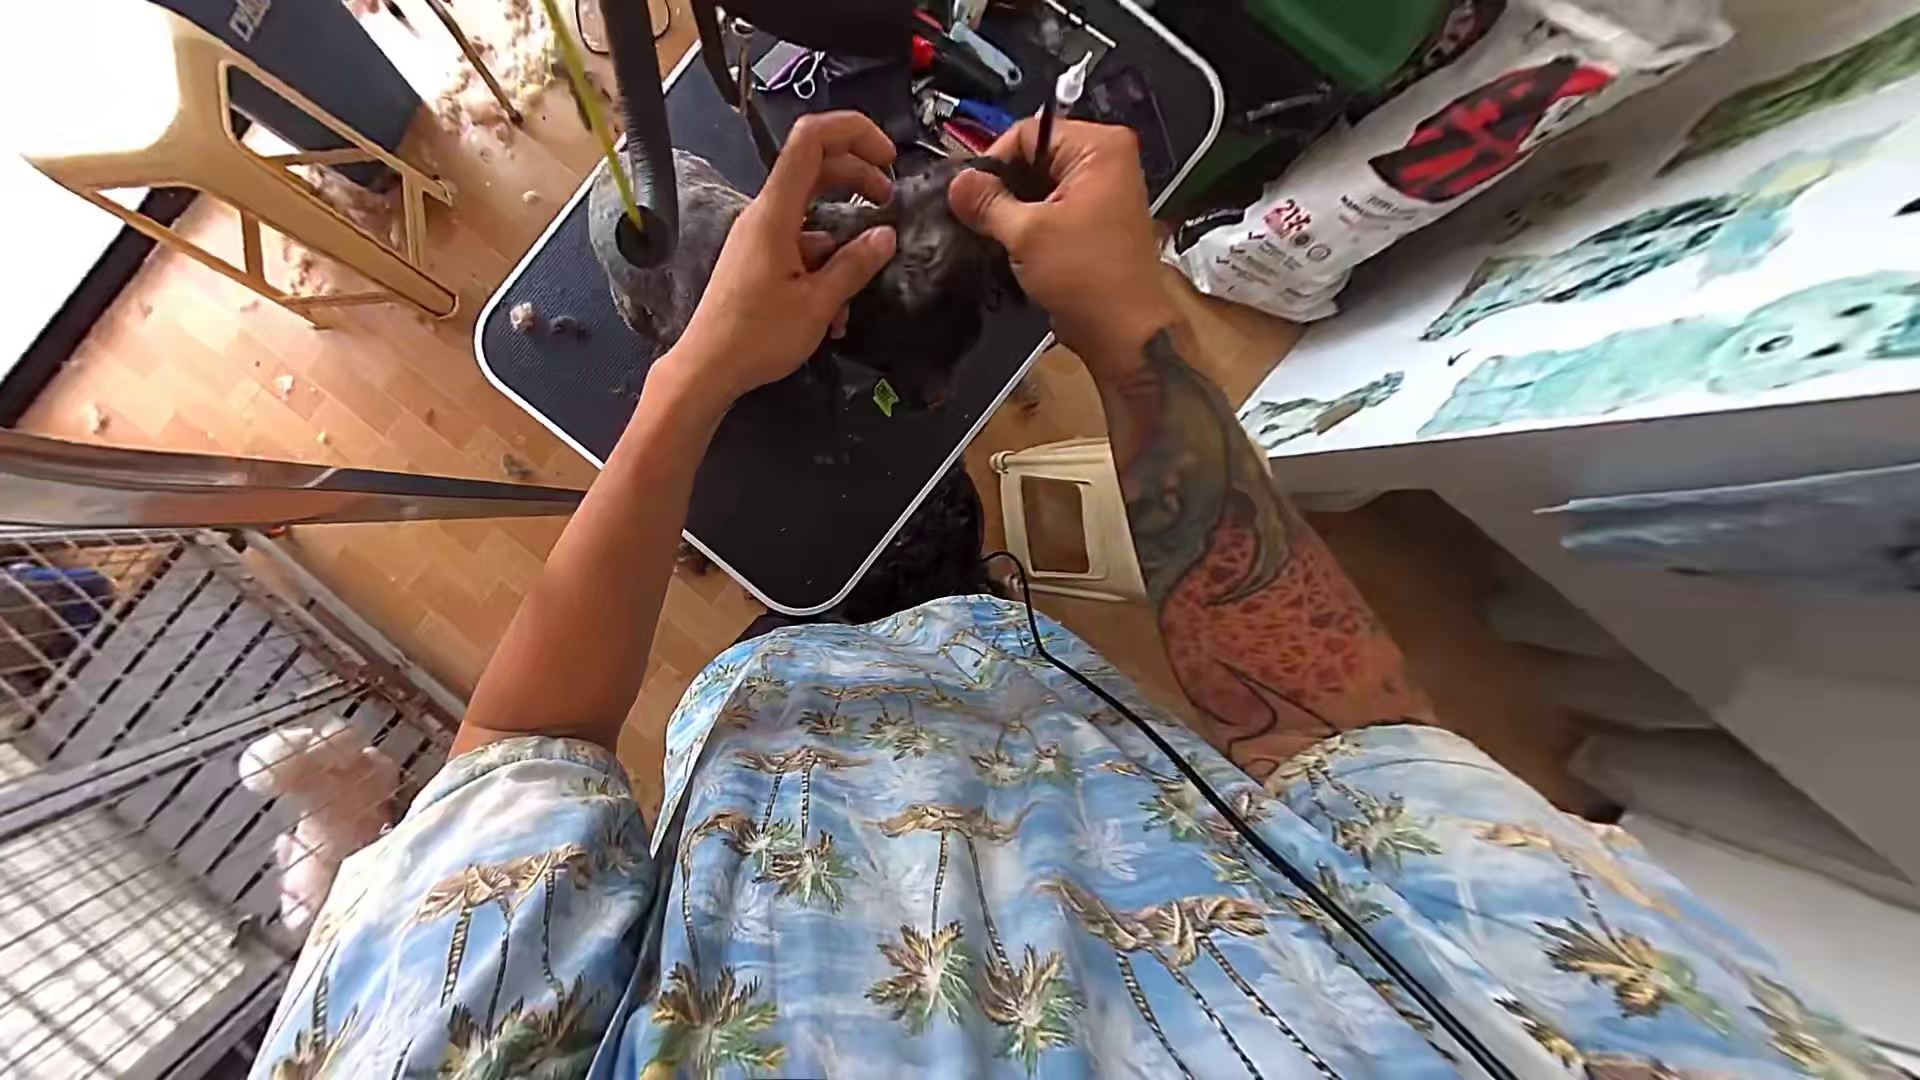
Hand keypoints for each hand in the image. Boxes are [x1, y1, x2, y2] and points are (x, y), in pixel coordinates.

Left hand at [667, 112, 899, 403]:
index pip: (812, 141)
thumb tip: (886, 236)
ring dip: (845, 243)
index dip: (854, 133)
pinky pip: (801, 250)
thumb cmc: (760, 335)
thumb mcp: (817, 304)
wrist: (710, 366)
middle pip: (815, 171)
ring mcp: (761, 240)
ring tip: (866, 281)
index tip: (888, 157)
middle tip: (890, 201)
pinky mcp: (761, 264)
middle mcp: (765, 216)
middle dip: (858, 178)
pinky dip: (825, 269)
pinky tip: (837, 311)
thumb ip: (854, 266)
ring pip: (813, 219)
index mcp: (776, 214)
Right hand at [948, 118, 1176, 362]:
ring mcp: (1099, 199)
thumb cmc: (1087, 277)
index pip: (1029, 133)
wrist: (1120, 331)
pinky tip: (1009, 249)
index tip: (967, 191)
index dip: (993, 160)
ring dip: (1013, 213)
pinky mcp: (1091, 230)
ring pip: (1040, 192)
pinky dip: (1028, 230)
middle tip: (973, 217)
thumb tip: (958, 183)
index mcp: (1099, 148)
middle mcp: (1104, 165)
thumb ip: (987, 203)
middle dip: (1002, 190)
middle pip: (1034, 161)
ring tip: (989, 236)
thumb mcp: (1027, 234)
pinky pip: (1051, 216)